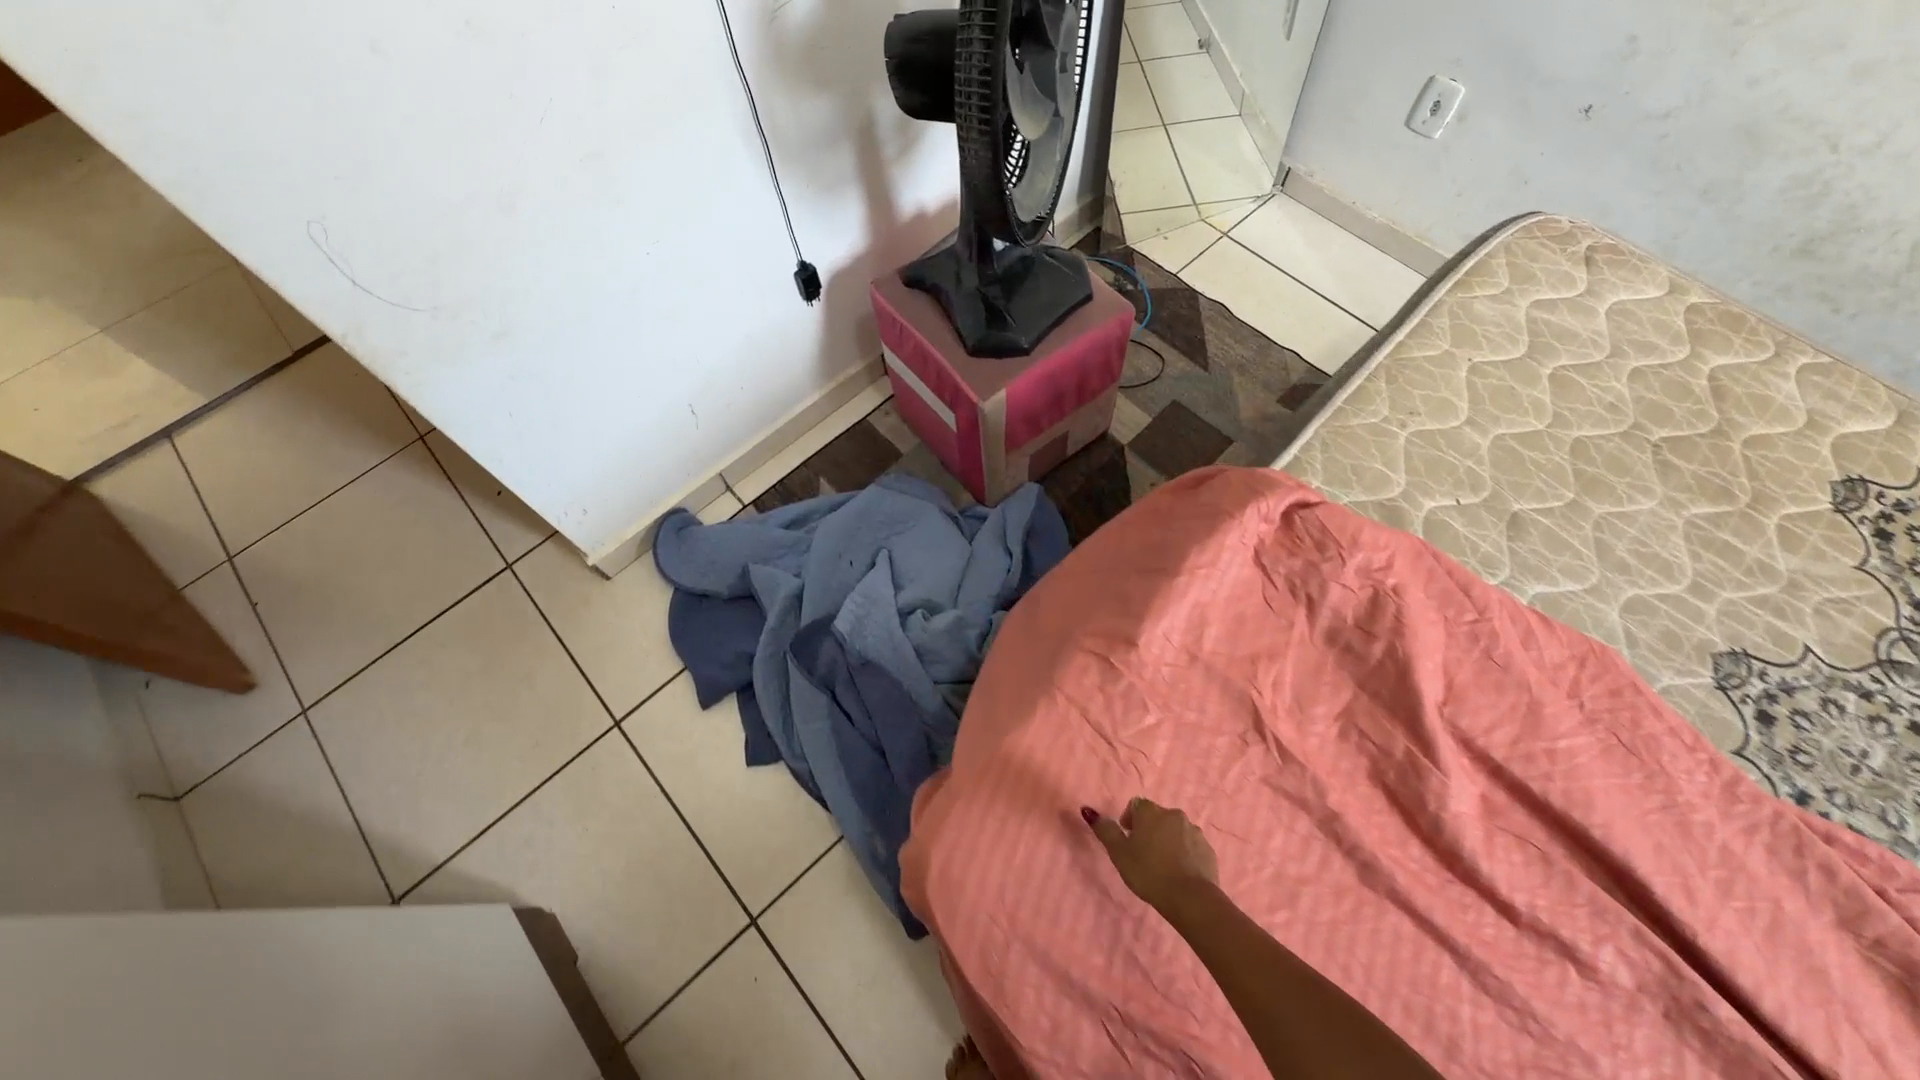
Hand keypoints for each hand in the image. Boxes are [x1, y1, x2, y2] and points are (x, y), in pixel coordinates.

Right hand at [1083, 797, 1219, 912]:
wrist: (1189, 897)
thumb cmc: (1148, 872)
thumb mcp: (1119, 853)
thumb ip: (1105, 830)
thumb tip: (1089, 811)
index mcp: (1151, 812)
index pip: (1136, 806)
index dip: (1129, 821)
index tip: (1127, 840)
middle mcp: (1174, 815)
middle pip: (1157, 817)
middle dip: (1149, 830)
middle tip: (1142, 854)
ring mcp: (1195, 831)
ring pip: (1175, 831)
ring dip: (1167, 841)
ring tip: (1161, 865)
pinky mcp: (1208, 850)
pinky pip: (1191, 846)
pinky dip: (1183, 854)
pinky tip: (1178, 872)